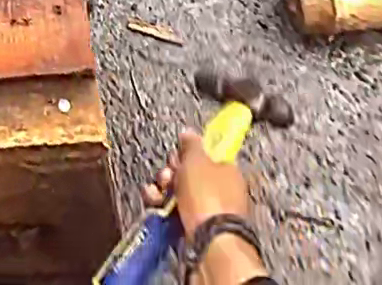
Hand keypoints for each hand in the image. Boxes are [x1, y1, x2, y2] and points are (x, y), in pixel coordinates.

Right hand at [141, 130, 263, 284]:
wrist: (209, 247)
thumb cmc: (208, 197)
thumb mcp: (197, 159)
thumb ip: (191, 144)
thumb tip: (189, 133)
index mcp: (228, 171)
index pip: (207, 154)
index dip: (189, 151)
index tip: (178, 153)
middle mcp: (221, 192)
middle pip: (190, 173)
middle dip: (172, 171)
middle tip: (167, 174)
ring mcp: (207, 213)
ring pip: (178, 193)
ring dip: (162, 189)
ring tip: (157, 191)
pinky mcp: (194, 232)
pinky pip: (174, 213)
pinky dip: (161, 207)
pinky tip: (154, 203)